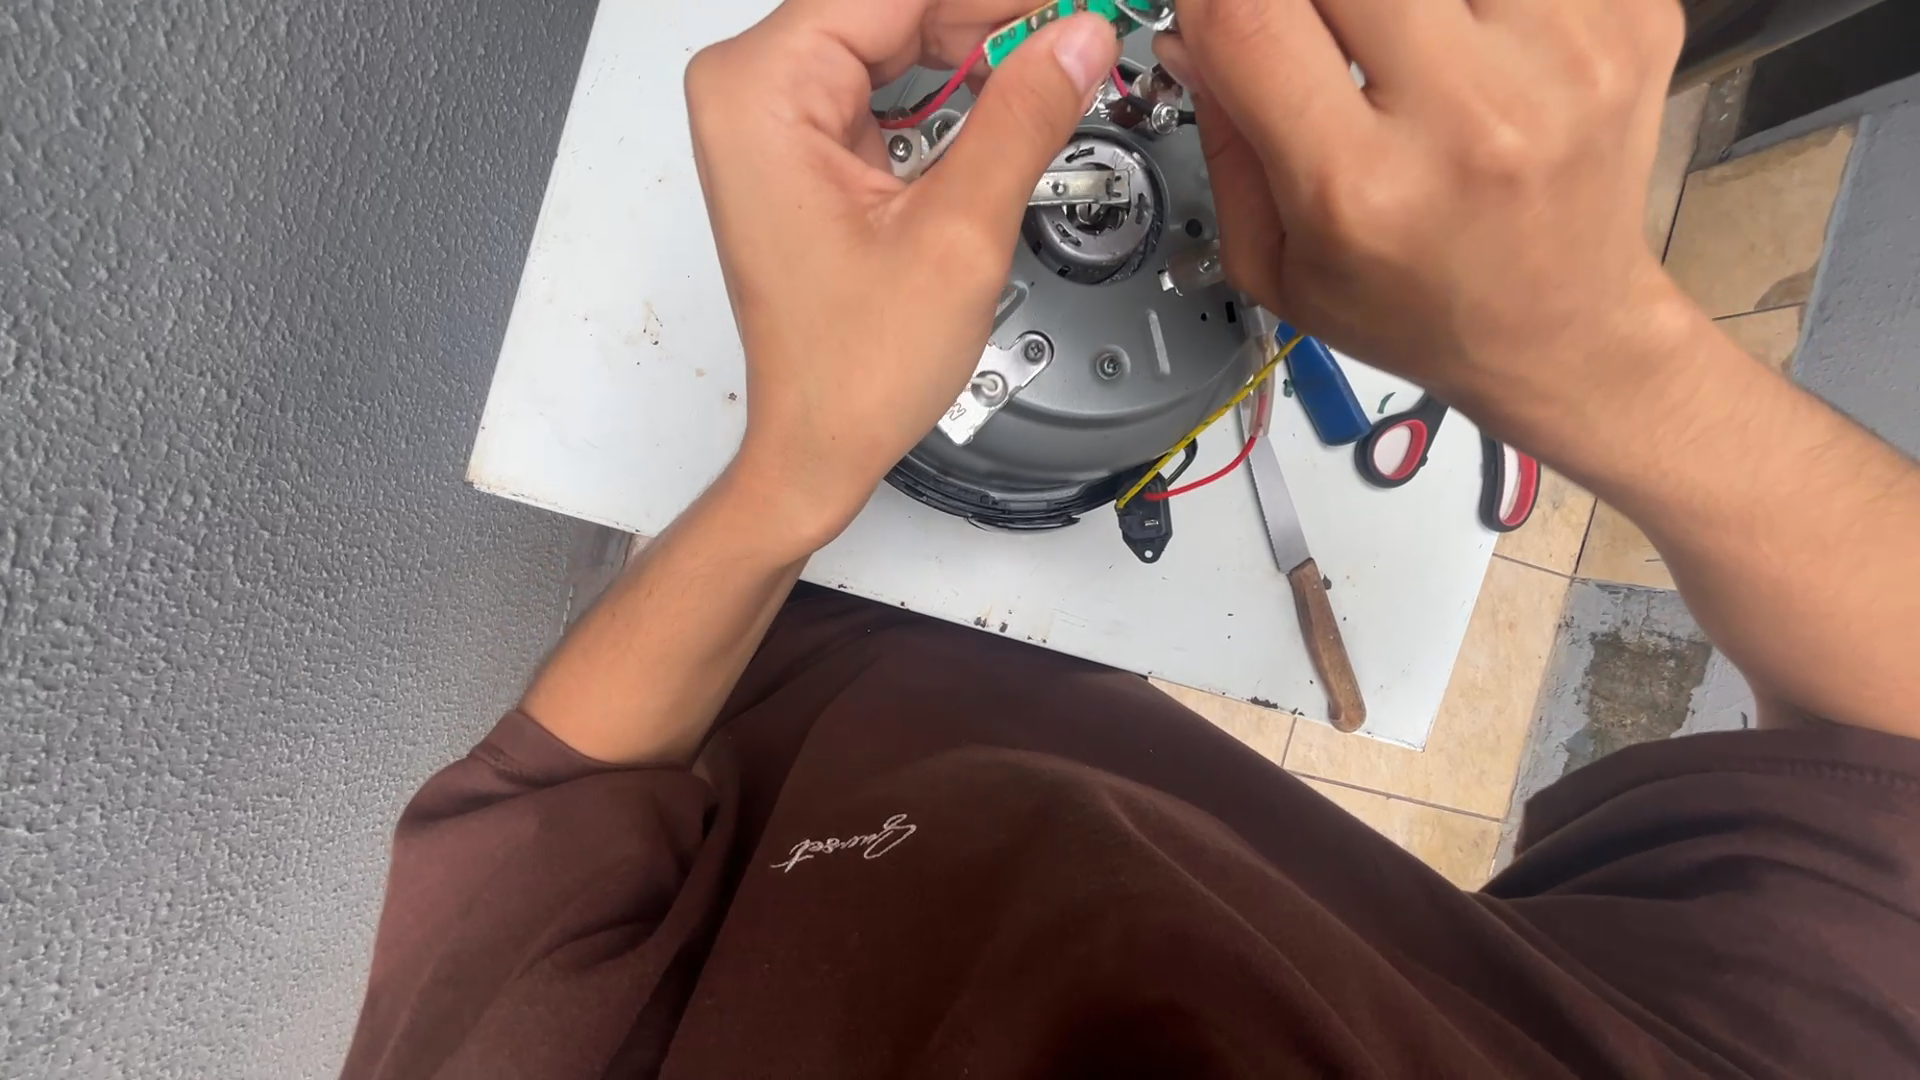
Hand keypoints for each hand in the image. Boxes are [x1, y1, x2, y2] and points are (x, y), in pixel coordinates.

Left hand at [685, 0, 1119, 549]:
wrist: (822, 444)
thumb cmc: (853, 373)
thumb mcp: (958, 236)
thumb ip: (1022, 120)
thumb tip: (1075, 40)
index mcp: (764, 94)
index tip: (1071, 2)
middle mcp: (755, 102)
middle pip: (894, 11)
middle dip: (992, 25)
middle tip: (1073, 37)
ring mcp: (777, 134)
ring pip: (895, 53)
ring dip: (977, 64)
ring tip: (1049, 74)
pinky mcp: (805, 167)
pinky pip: (886, 103)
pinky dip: (948, 107)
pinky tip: (1001, 115)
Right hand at [1155, 0, 1687, 434]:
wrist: (1551, 327)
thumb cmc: (1400, 310)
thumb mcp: (1274, 267)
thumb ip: (1227, 150)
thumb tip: (1193, 33)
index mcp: (1356, 189)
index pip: (1253, 22)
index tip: (1204, 5)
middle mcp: (1464, 110)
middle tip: (1297, 32)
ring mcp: (1564, 47)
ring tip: (1380, 42)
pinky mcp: (1628, 10)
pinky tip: (1449, 36)